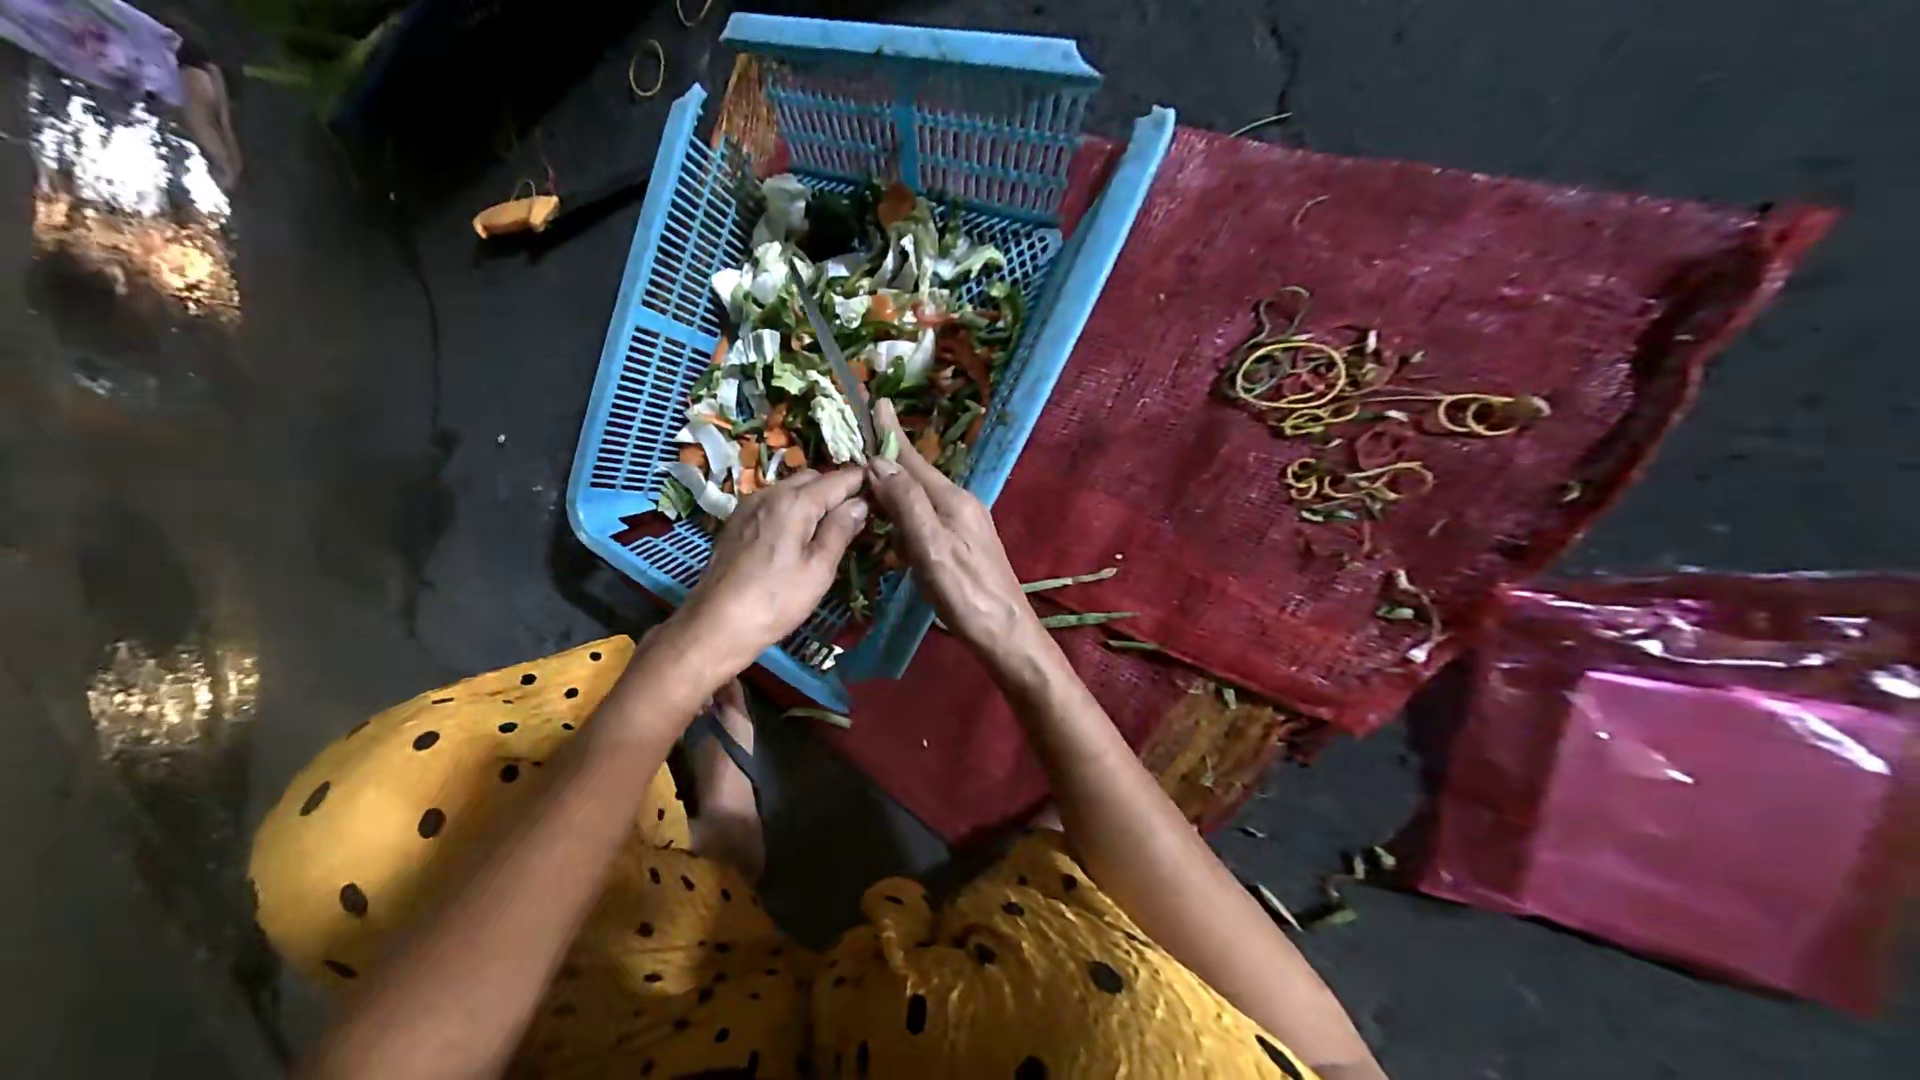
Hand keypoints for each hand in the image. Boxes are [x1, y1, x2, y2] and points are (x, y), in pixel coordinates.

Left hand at [674, 467, 868, 674]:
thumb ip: (841, 530)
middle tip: (858, 514)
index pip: (838, 478)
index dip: (862, 482)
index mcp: (795, 501)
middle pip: (813, 478)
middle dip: (837, 489)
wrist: (715, 625)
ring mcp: (749, 506)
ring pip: (791, 488)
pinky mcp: (737, 522)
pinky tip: (799, 534)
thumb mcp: (819, 569)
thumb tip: (860, 503)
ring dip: (814, 498)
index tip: (882, 492)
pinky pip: (774, 502)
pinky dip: (793, 508)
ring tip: (832, 525)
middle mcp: (770, 493)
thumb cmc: (775, 600)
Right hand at [863, 399, 1035, 653]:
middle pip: (917, 474)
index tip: (876, 401)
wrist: (1006, 633)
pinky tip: (894, 520)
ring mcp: (965, 524)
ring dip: (896, 483)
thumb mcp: (932, 548)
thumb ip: (907, 504)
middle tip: (859, 441)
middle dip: (889, 456)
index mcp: (952, 500)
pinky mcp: (964, 543)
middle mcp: (960, 504)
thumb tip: (879, 462)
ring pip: (921, 495)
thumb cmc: (966, 594)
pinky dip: (905, 510)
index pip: (914, 459)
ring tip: (868, 475)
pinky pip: (927, 515)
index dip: (892, 433)